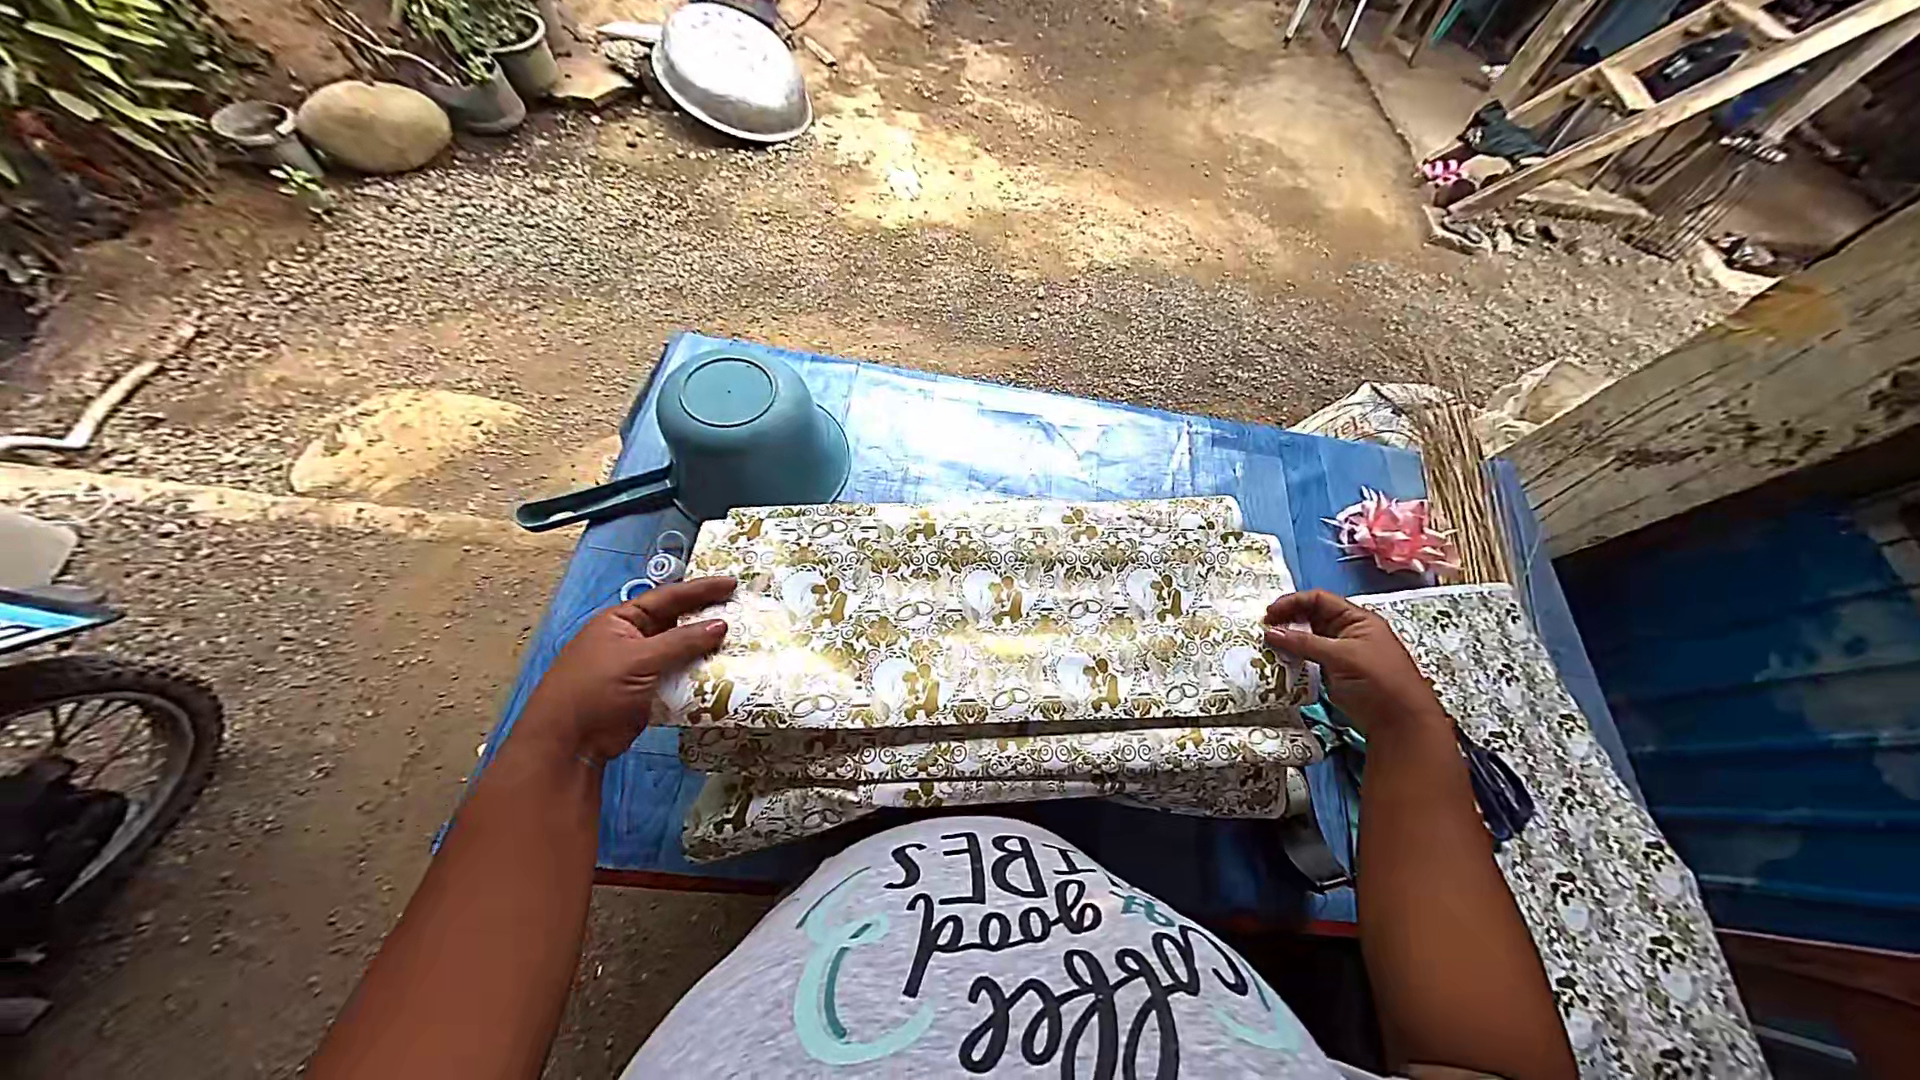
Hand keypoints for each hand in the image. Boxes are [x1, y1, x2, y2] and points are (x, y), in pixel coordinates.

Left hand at [520, 576, 735, 762]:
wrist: (568, 745)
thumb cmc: (594, 690)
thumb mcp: (638, 659)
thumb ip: (681, 641)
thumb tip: (721, 625)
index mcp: (622, 621)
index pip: (668, 598)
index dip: (701, 590)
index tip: (732, 585)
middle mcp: (633, 638)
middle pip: (678, 622)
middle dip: (708, 618)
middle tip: (742, 611)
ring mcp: (642, 666)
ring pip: (682, 650)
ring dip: (707, 648)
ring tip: (741, 641)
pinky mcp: (651, 691)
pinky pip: (682, 675)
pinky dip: (701, 673)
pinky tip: (725, 671)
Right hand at [1264, 590, 1445, 734]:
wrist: (1399, 723)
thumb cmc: (1378, 682)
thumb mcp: (1341, 657)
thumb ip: (1305, 642)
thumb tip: (1270, 632)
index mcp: (1356, 619)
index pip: (1319, 600)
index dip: (1292, 602)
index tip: (1269, 614)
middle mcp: (1347, 631)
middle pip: (1311, 615)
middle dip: (1287, 619)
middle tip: (1264, 630)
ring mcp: (1339, 651)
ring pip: (1307, 636)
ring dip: (1288, 638)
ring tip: (1268, 644)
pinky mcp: (1332, 670)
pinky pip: (1307, 655)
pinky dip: (1293, 654)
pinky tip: (1279, 659)